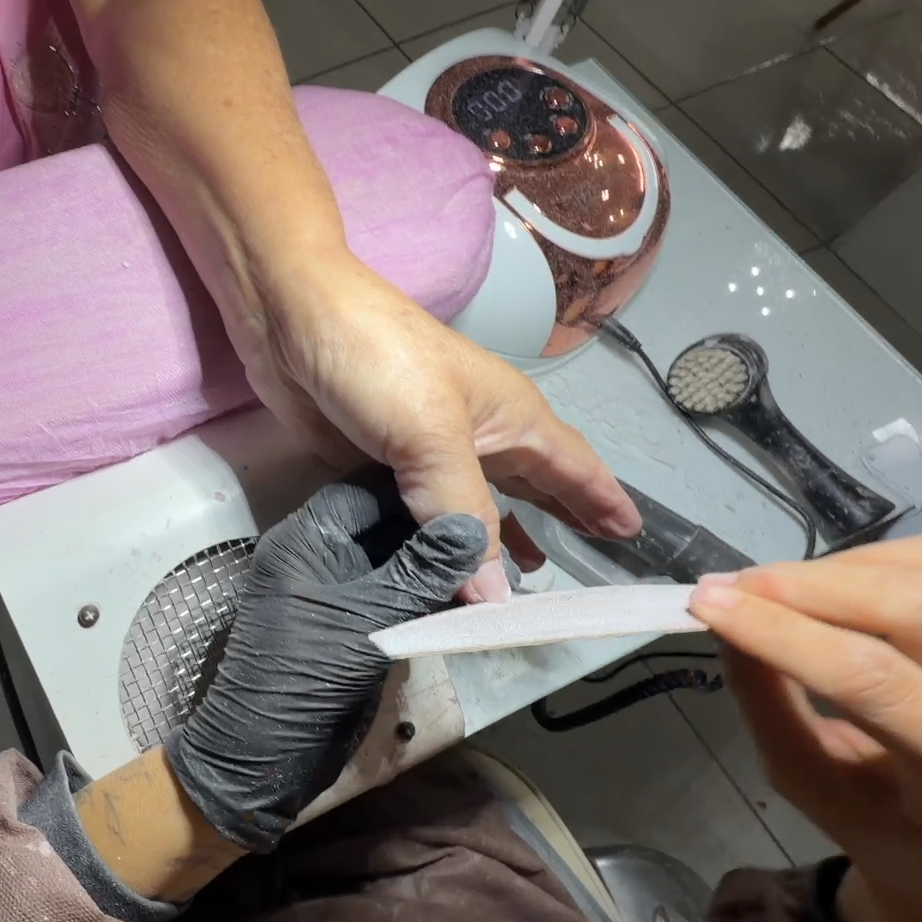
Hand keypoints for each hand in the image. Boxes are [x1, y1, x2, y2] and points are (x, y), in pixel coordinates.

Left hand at [165, 470, 485, 851]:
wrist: (270, 748)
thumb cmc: (309, 674)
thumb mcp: (370, 616)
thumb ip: (421, 569)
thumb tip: (473, 524)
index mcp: (307, 534)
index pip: (372, 489)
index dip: (426, 490)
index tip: (483, 494)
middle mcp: (315, 548)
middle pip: (385, 520)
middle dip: (436, 529)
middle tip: (501, 534)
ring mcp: (329, 583)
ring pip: (391, 555)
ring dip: (436, 564)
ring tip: (496, 567)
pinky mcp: (344, 616)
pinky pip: (388, 588)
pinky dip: (423, 592)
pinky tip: (466, 598)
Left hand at [240, 249, 640, 600]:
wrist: (290, 321)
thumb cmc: (381, 363)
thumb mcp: (434, 435)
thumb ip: (464, 514)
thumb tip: (496, 600)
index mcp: (510, 419)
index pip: (574, 466)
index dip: (603, 501)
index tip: (631, 538)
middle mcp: (474, 437)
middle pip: (526, 490)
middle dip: (551, 527)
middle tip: (567, 582)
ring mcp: (420, 452)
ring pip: (467, 508)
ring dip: (488, 543)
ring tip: (504, 587)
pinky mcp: (374, 465)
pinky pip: (413, 515)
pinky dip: (427, 543)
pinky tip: (427, 570)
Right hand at [687, 530, 921, 921]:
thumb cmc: (879, 822)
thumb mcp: (801, 778)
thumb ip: (764, 698)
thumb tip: (721, 617)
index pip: (877, 683)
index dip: (781, 632)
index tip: (705, 603)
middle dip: (807, 585)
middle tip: (733, 586)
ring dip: (839, 567)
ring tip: (778, 589)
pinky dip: (876, 559)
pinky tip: (835, 585)